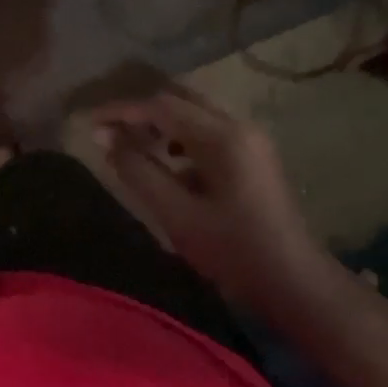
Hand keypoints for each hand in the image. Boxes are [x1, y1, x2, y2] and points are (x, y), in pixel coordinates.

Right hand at [95, 91, 325, 301]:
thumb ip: (137, 170)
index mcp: (223, 136)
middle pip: (179, 101)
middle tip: (108, 132)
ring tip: (132, 147)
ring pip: (193, 115)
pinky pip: (207, 132)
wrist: (297, 285)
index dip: (121, 111)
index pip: (161, 105)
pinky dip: (180, 138)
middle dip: (140, 112)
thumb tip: (104, 137)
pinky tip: (168, 165)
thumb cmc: (234, 251)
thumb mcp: (176, 213)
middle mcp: (239, 126)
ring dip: (160, 124)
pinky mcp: (253, 157)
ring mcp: (250, 140)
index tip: (90, 123)